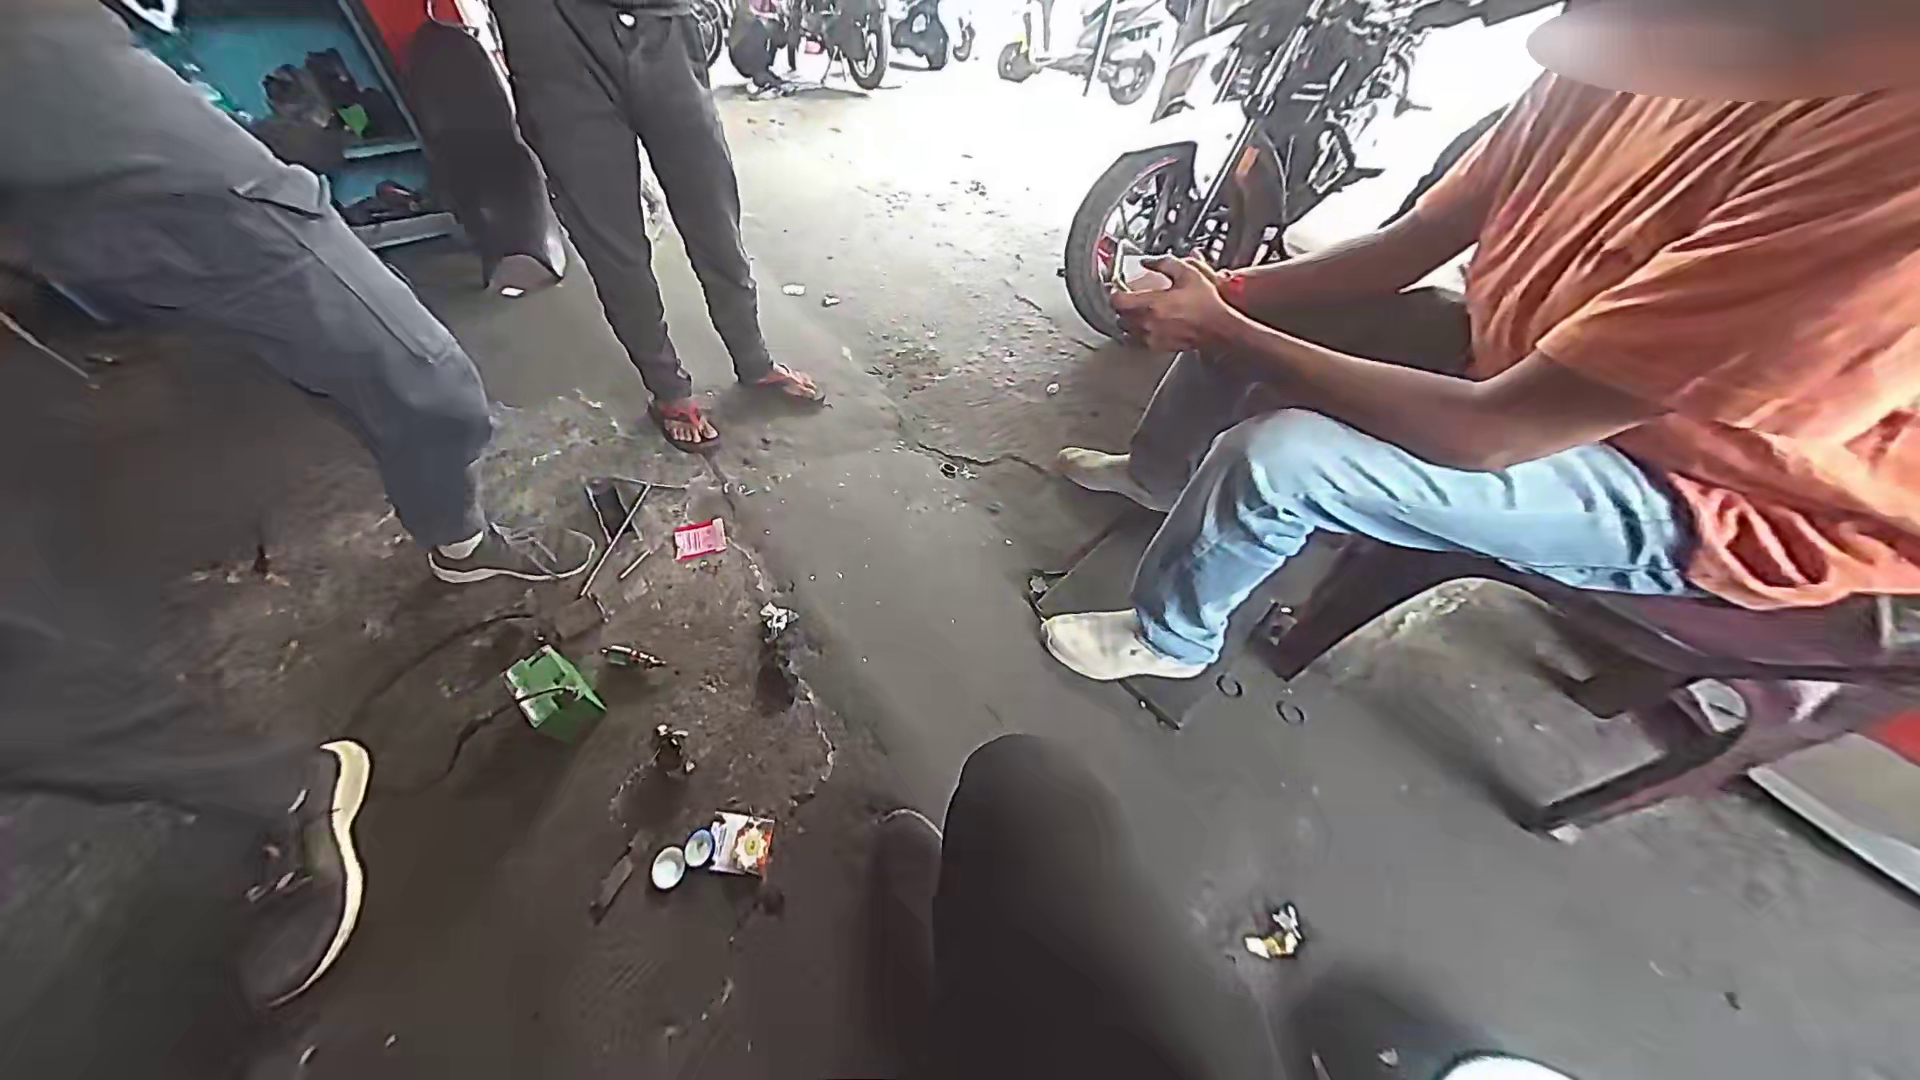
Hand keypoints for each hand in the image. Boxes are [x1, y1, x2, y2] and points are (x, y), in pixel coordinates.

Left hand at [1110, 256, 1239, 351]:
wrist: (1217, 328)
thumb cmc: (1205, 302)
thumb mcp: (1188, 273)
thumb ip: (1164, 263)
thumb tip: (1146, 261)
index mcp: (1152, 304)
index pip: (1118, 301)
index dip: (1115, 292)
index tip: (1119, 287)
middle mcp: (1147, 323)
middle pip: (1119, 315)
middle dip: (1122, 305)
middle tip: (1129, 297)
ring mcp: (1149, 337)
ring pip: (1125, 329)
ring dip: (1127, 319)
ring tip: (1137, 310)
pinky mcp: (1154, 346)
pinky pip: (1135, 339)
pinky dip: (1136, 331)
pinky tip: (1146, 323)